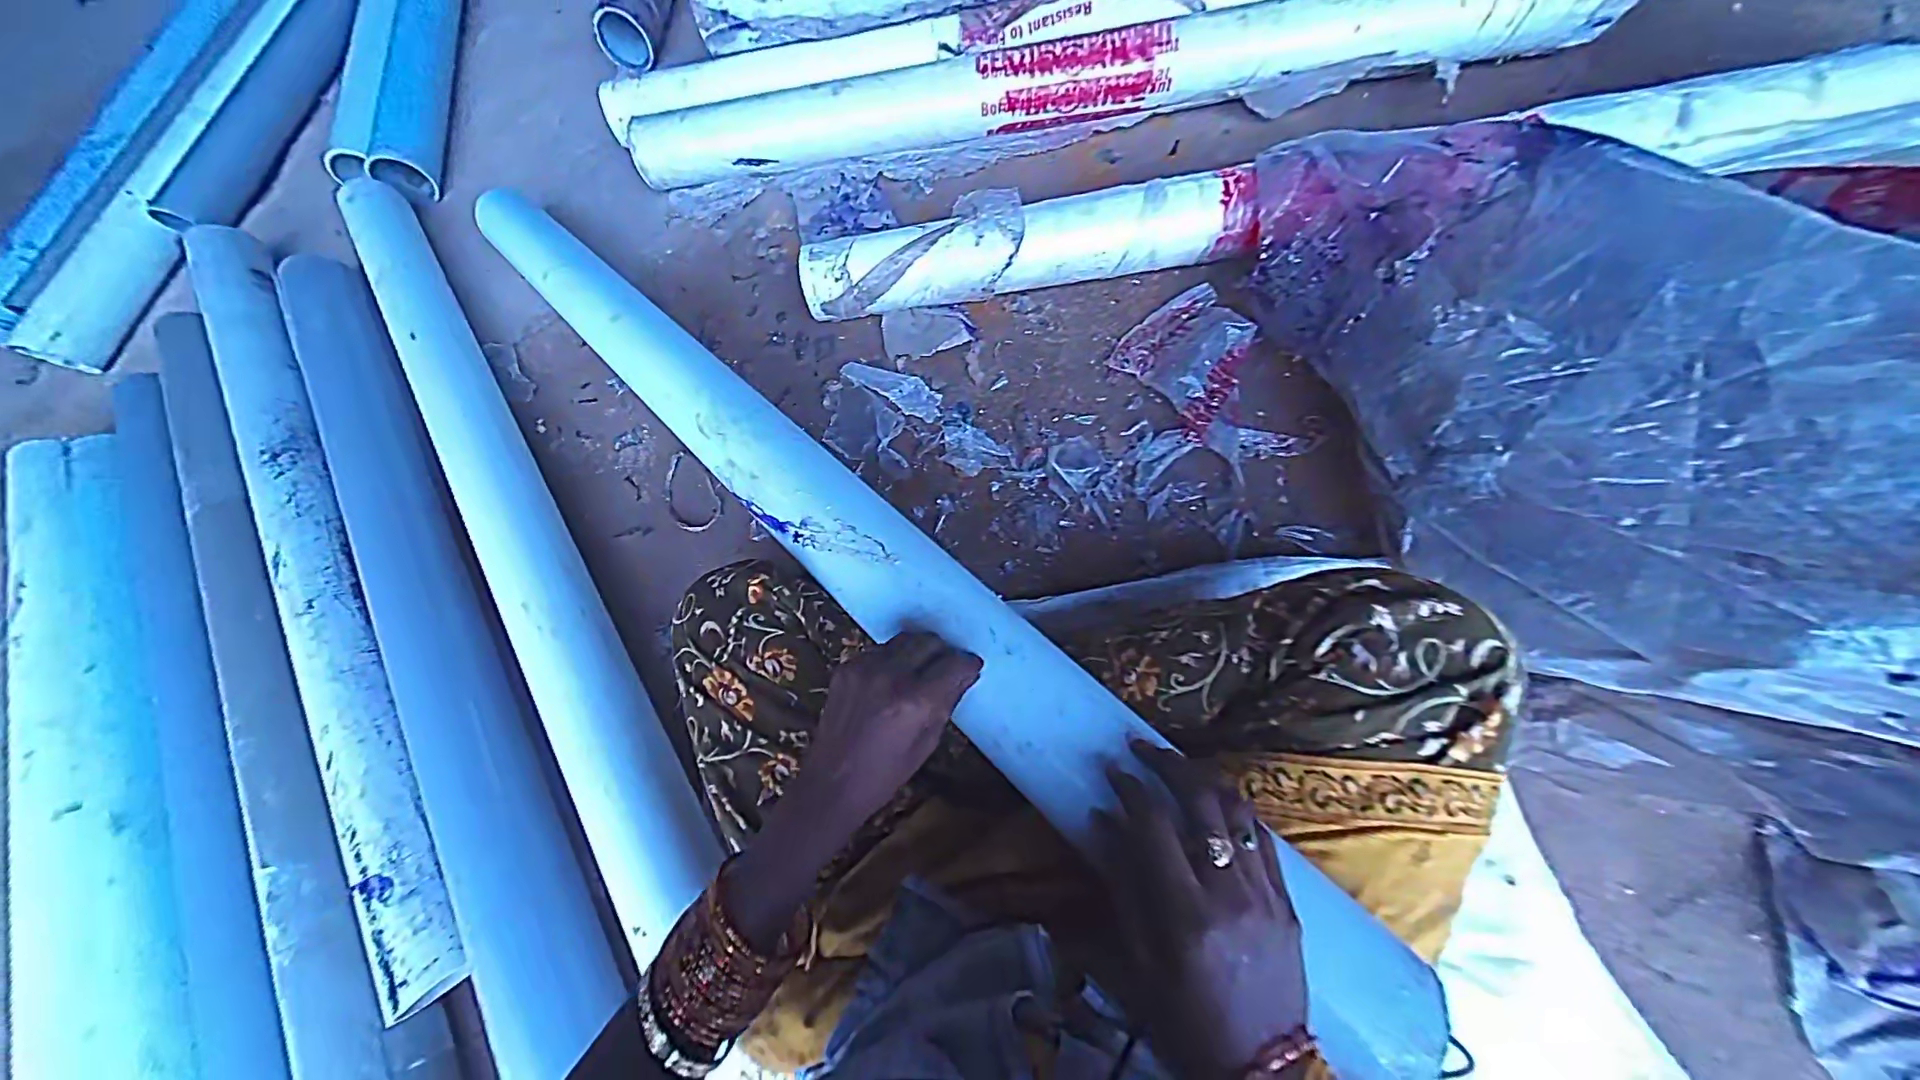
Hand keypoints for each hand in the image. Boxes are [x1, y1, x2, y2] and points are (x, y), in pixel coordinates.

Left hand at [795, 630, 983, 829]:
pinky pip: (880, 650)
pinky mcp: (846, 668)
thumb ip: (946, 703)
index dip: (967, 664)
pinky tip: (892, 680)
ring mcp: (864, 668)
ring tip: (921, 671)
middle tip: (947, 668)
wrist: (830, 783)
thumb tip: (964, 676)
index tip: (970, 668)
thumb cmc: (884, 774)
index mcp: (915, 701)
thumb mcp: (927, 743)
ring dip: (919, 651)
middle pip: (929, 642)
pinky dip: (893, 658)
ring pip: (905, 640)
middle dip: (944, 652)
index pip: (953, 663)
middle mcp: (890, 676)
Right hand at [1095, 740, 1308, 1078]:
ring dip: (1204, 777)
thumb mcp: (1137, 958)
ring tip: (1177, 764)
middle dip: (1167, 763)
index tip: (1111, 769)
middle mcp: (1230, 893)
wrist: (1260, 1070)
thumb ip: (1120, 882)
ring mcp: (1266, 894)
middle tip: (1142, 747)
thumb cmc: (1183, 1018)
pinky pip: (1263, 838)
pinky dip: (1235, 810)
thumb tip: (1102, 819)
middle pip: (1200, 800)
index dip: (1129, 786)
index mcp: (1185, 912)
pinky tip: (1215, 802)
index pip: (1153, 823)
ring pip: (1237, 809)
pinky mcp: (1289, 902)